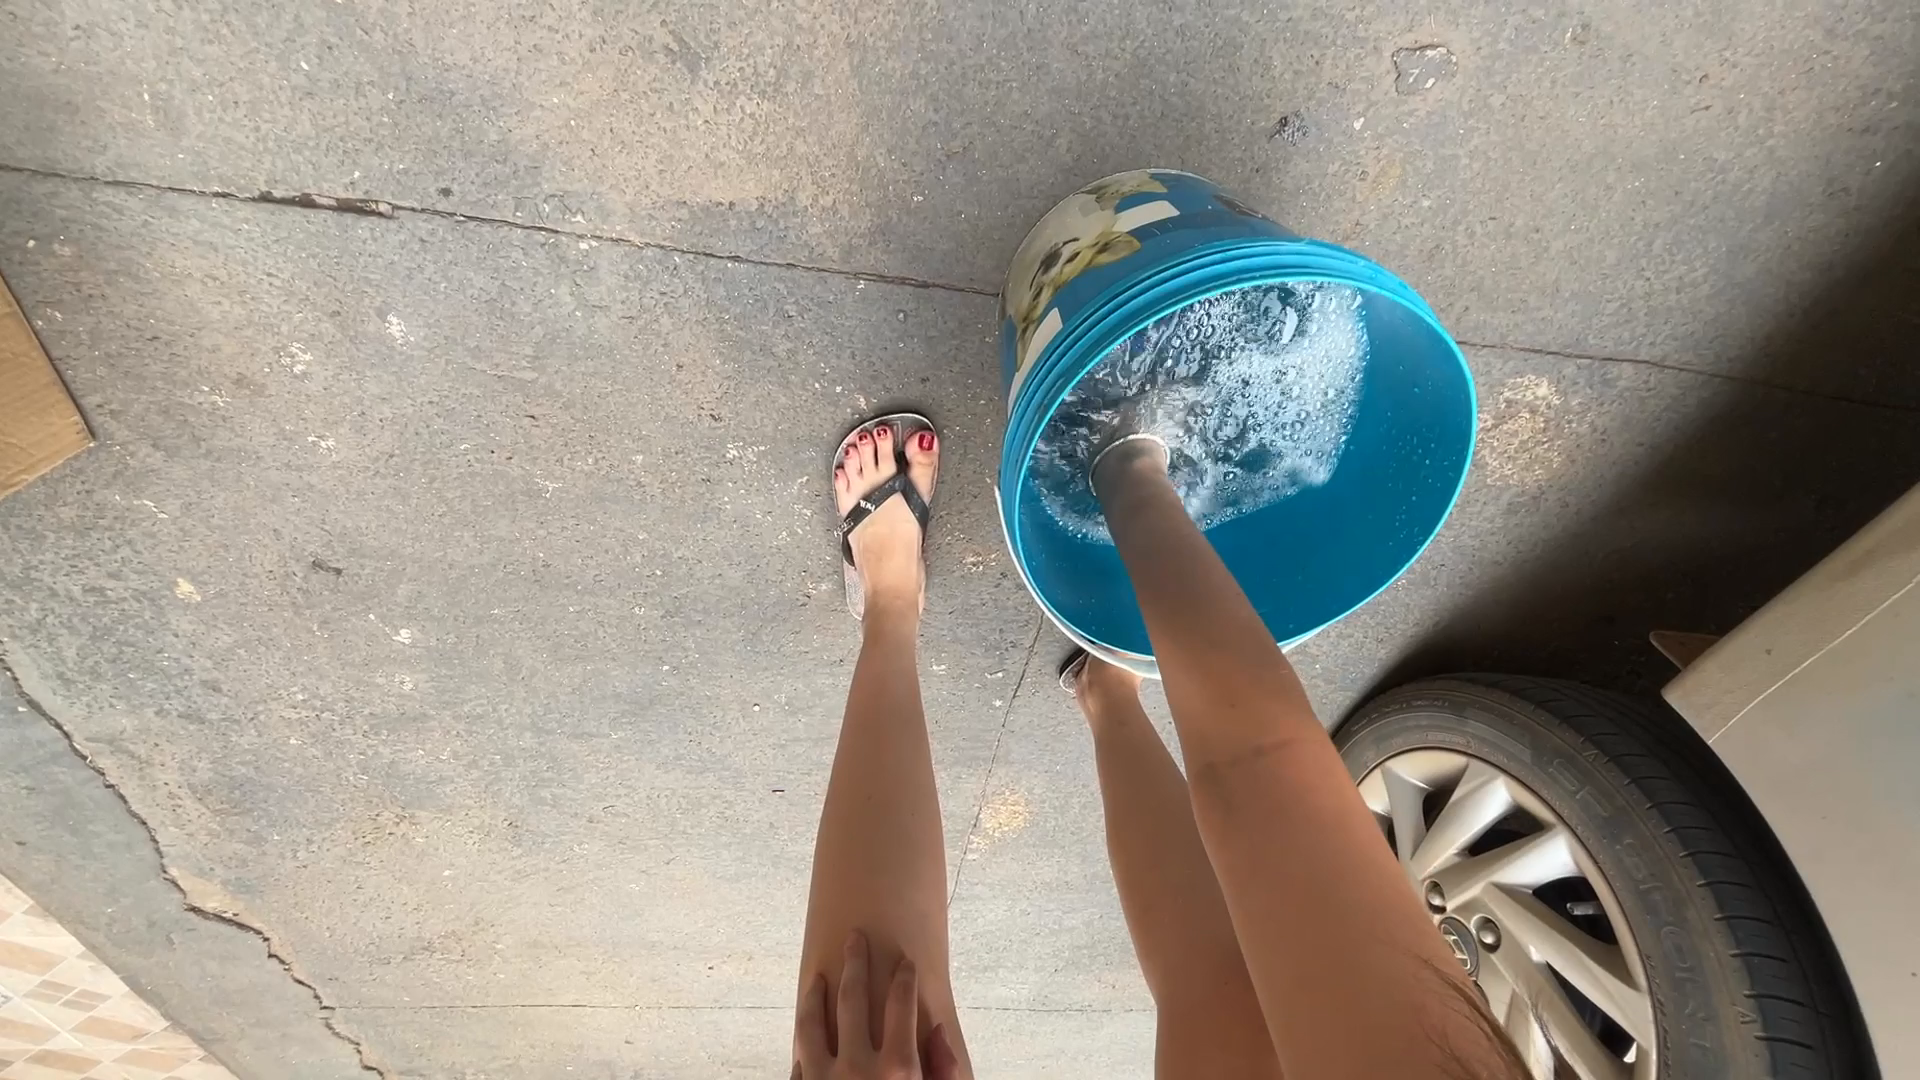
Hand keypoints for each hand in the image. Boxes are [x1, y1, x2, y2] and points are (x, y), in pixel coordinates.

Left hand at [794, 932, 959, 1078]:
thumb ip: (946, 1073)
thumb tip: (939, 1035)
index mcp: (897, 1069)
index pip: (902, 1004)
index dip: (905, 978)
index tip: (905, 963)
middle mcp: (858, 1069)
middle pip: (852, 999)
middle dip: (855, 963)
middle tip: (854, 938)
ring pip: (811, 1025)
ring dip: (814, 997)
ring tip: (817, 979)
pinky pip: (797, 1062)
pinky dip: (801, 1046)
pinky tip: (806, 1033)